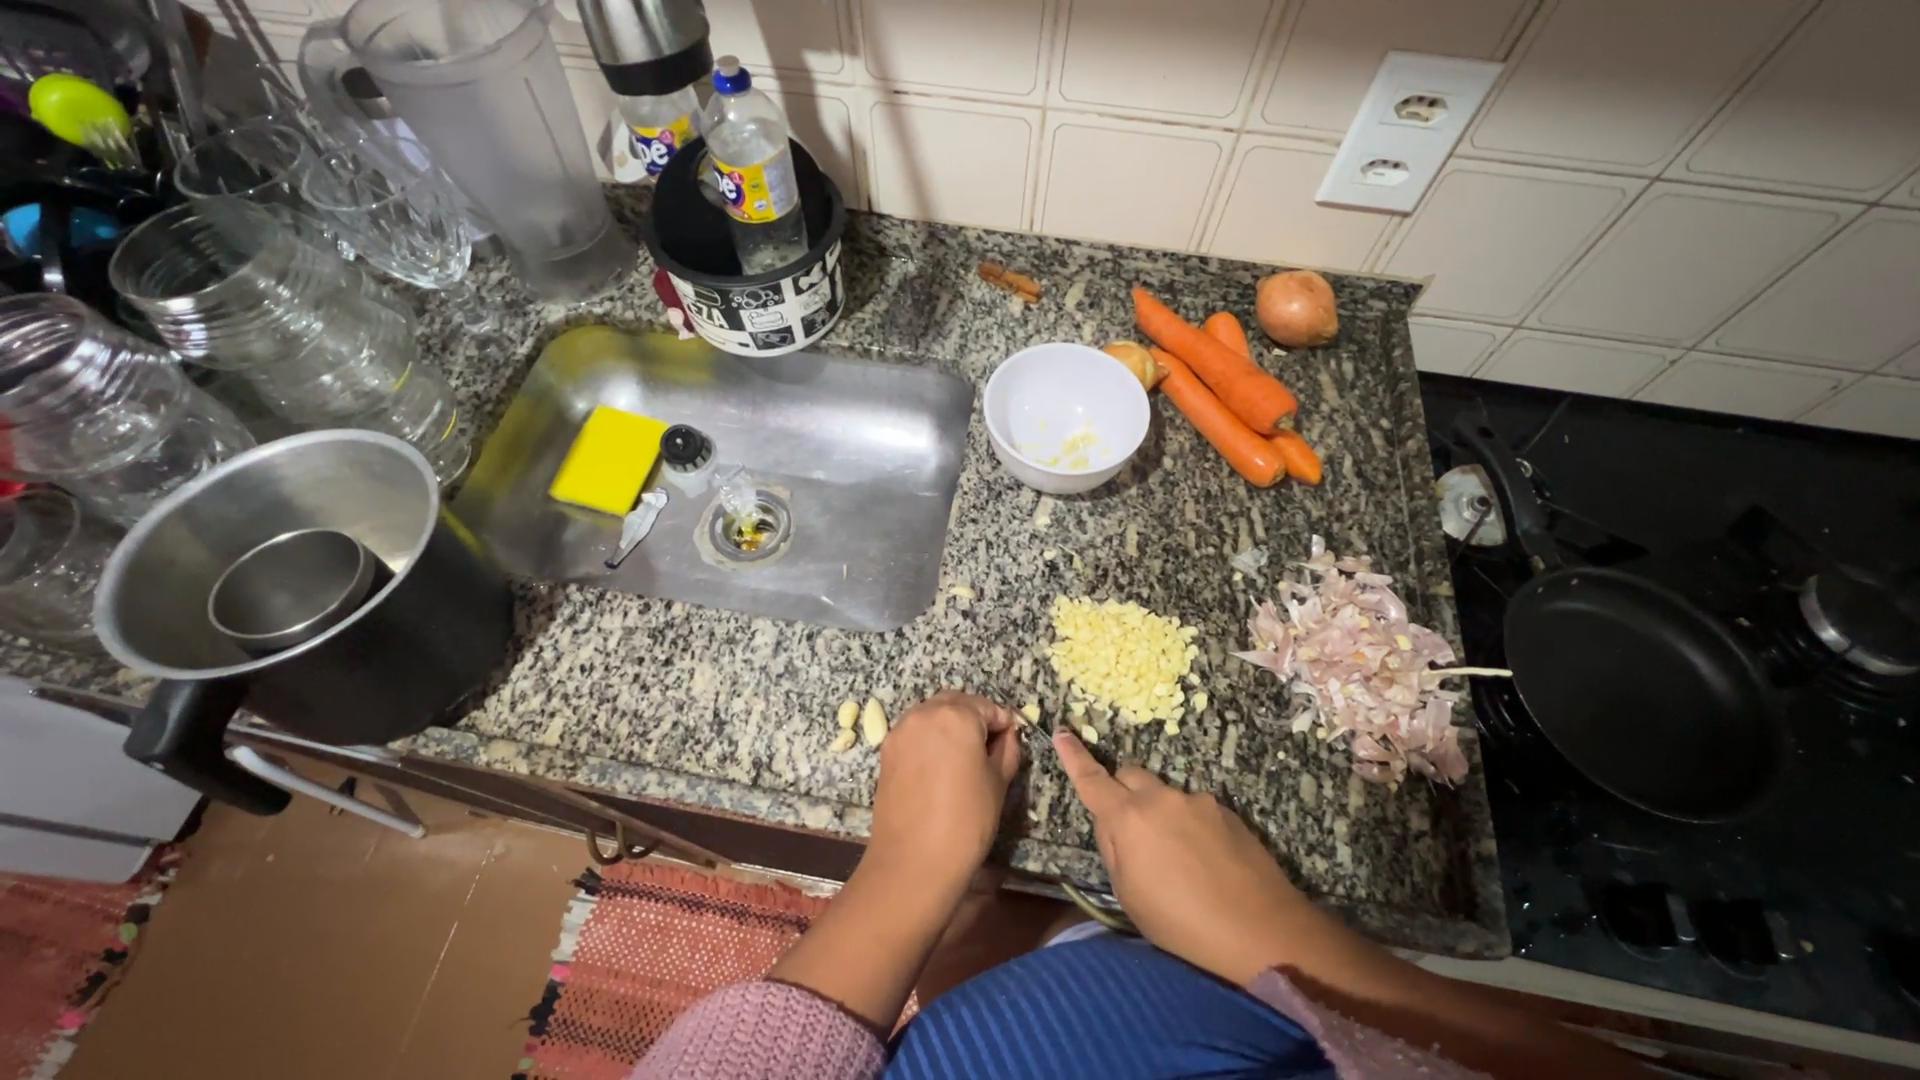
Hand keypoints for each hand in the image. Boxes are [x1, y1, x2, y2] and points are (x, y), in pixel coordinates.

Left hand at [868, 691, 1023, 886]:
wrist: (913, 861)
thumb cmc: (966, 821)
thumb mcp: (998, 783)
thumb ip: (1007, 750)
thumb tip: (1008, 735)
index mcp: (956, 716)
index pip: (988, 707)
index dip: (1003, 723)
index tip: (1011, 742)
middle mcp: (924, 714)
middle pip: (956, 703)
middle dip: (975, 717)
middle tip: (989, 746)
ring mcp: (901, 731)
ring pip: (932, 714)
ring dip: (950, 724)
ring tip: (964, 757)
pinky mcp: (886, 751)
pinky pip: (914, 732)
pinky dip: (930, 738)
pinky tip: (940, 766)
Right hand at [1053, 730, 1309, 985]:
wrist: (1261, 929)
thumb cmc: (1182, 922)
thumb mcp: (1130, 895)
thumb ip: (1114, 850)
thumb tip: (1112, 824)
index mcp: (1129, 819)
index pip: (1092, 779)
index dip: (1073, 756)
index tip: (1062, 733)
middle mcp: (1161, 799)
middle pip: (1130, 775)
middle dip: (1122, 791)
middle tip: (1129, 828)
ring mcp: (1198, 801)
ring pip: (1165, 796)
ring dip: (1160, 814)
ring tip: (1178, 860)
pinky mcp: (1227, 811)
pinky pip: (1195, 810)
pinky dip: (1190, 827)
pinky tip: (1206, 862)